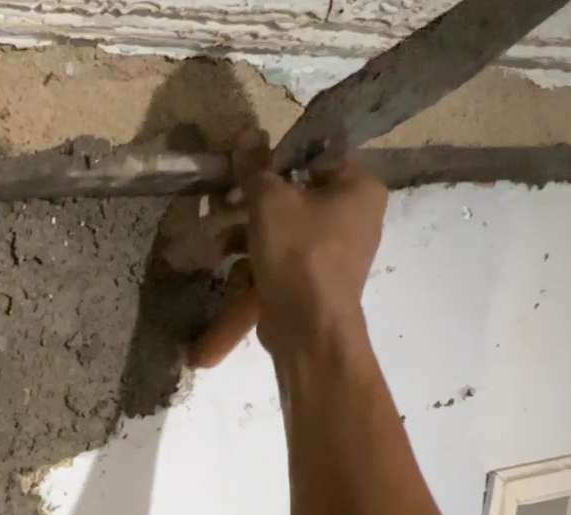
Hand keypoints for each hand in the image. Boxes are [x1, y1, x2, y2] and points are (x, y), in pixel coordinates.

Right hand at [229, 130, 386, 360]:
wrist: (309, 326)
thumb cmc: (297, 253)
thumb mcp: (269, 202)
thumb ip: (256, 169)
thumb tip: (248, 133)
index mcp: (359, 187)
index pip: (315, 159)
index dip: (274, 163)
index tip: (240, 177)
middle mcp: (356, 216)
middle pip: (295, 198)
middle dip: (250, 209)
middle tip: (221, 210)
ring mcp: (336, 253)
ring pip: (284, 233)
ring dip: (243, 240)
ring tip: (211, 254)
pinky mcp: (316, 282)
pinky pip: (283, 262)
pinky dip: (256, 266)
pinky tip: (232, 277)